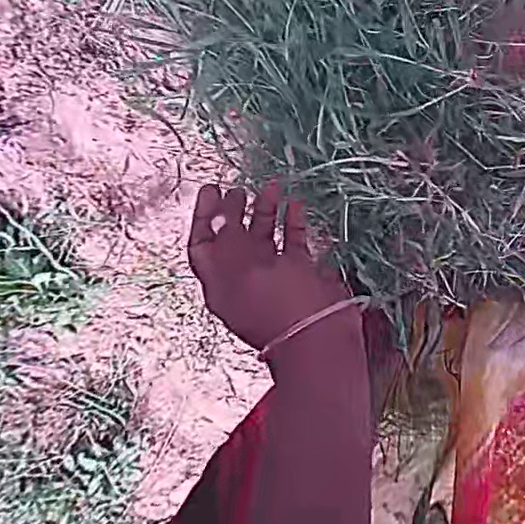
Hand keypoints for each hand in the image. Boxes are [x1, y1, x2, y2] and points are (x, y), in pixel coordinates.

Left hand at [187, 183, 353, 351]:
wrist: (321, 336)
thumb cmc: (280, 307)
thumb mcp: (245, 270)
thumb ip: (229, 241)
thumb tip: (220, 218)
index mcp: (222, 284)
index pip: (203, 245)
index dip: (204, 217)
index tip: (211, 190)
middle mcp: (245, 279)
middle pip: (233, 238)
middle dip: (234, 211)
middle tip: (239, 188)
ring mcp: (274, 277)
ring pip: (264, 238)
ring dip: (266, 212)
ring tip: (271, 188)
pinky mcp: (301, 274)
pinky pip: (293, 243)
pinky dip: (293, 224)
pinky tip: (295, 206)